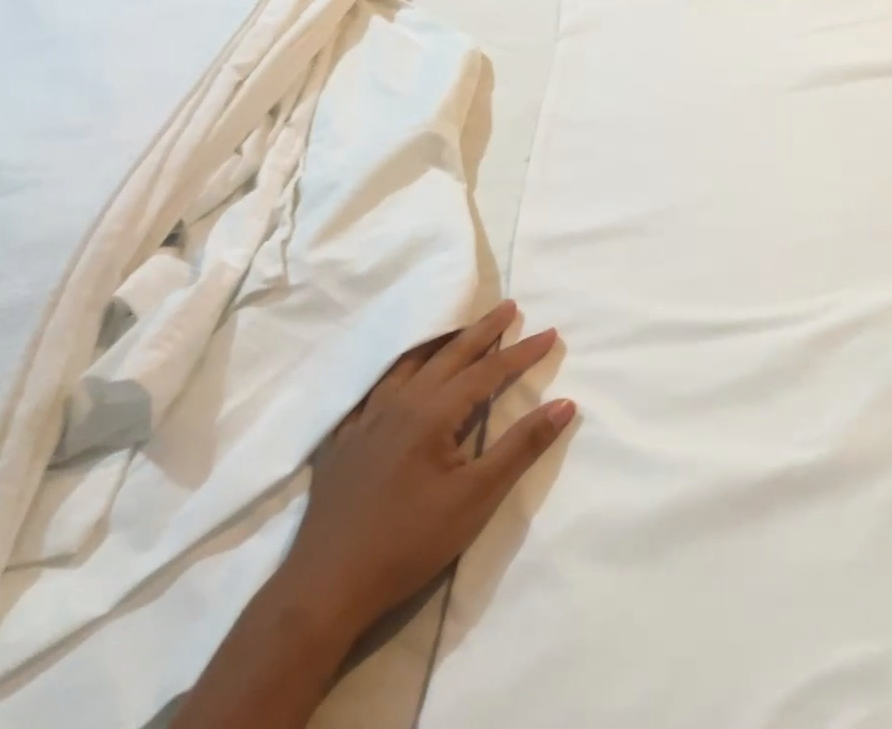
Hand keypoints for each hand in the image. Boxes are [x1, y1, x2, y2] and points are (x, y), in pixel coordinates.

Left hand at [276, 301, 575, 634]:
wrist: (327, 585)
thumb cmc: (412, 540)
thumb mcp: (479, 496)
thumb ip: (522, 445)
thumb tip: (565, 404)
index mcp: (431, 415)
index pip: (486, 372)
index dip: (521, 352)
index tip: (550, 333)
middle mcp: (396, 406)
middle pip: (446, 356)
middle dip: (481, 330)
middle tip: (507, 306)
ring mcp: (364, 423)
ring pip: (406, 366)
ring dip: (439, 343)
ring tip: (458, 329)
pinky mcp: (344, 443)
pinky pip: (373, 390)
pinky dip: (397, 370)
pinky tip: (398, 377)